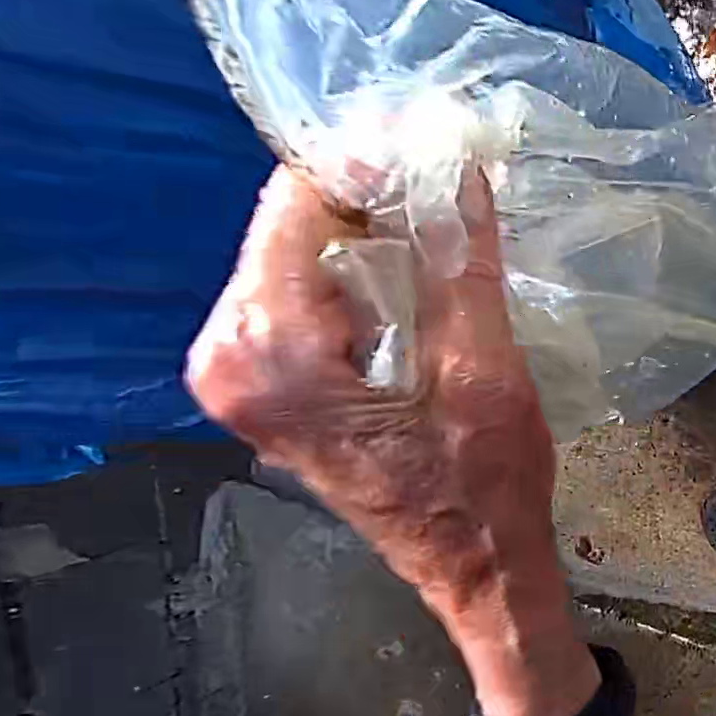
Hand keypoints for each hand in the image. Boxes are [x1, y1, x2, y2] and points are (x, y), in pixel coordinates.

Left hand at [186, 166, 597, 715]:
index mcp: (270, 353)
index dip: (369, 166)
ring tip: (441, 224)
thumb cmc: (486, 486)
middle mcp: (228, 358)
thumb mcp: (484, 372)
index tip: (435, 145)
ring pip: (299, 262)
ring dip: (371, 237)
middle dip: (371, 201)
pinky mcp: (270, 391)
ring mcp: (241, 378)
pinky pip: (304, 302)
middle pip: (291, 232)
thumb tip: (457, 165)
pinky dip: (360, 277)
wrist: (477, 570)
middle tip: (448, 186)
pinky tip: (414, 276)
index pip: (297, 209)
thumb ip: (462, 264)